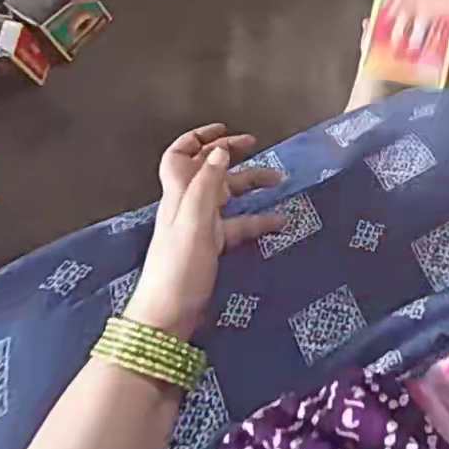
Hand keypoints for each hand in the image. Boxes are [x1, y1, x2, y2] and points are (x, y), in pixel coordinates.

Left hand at [123, 124, 285, 339]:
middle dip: (230, 153)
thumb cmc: (178, 267)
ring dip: (251, 184)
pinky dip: (258, 220)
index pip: (179, 155)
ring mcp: (201, 226)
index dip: (197, 137)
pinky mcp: (213, 246)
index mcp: (180, 194)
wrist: (167, 319)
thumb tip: (219, 150)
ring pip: (228, 195)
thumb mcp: (194, 222)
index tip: (224, 130)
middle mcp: (189, 205)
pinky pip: (239, 225)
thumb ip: (207, 184)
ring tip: (279, 180)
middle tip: (256, 145)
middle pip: (208, 169)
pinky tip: (280, 222)